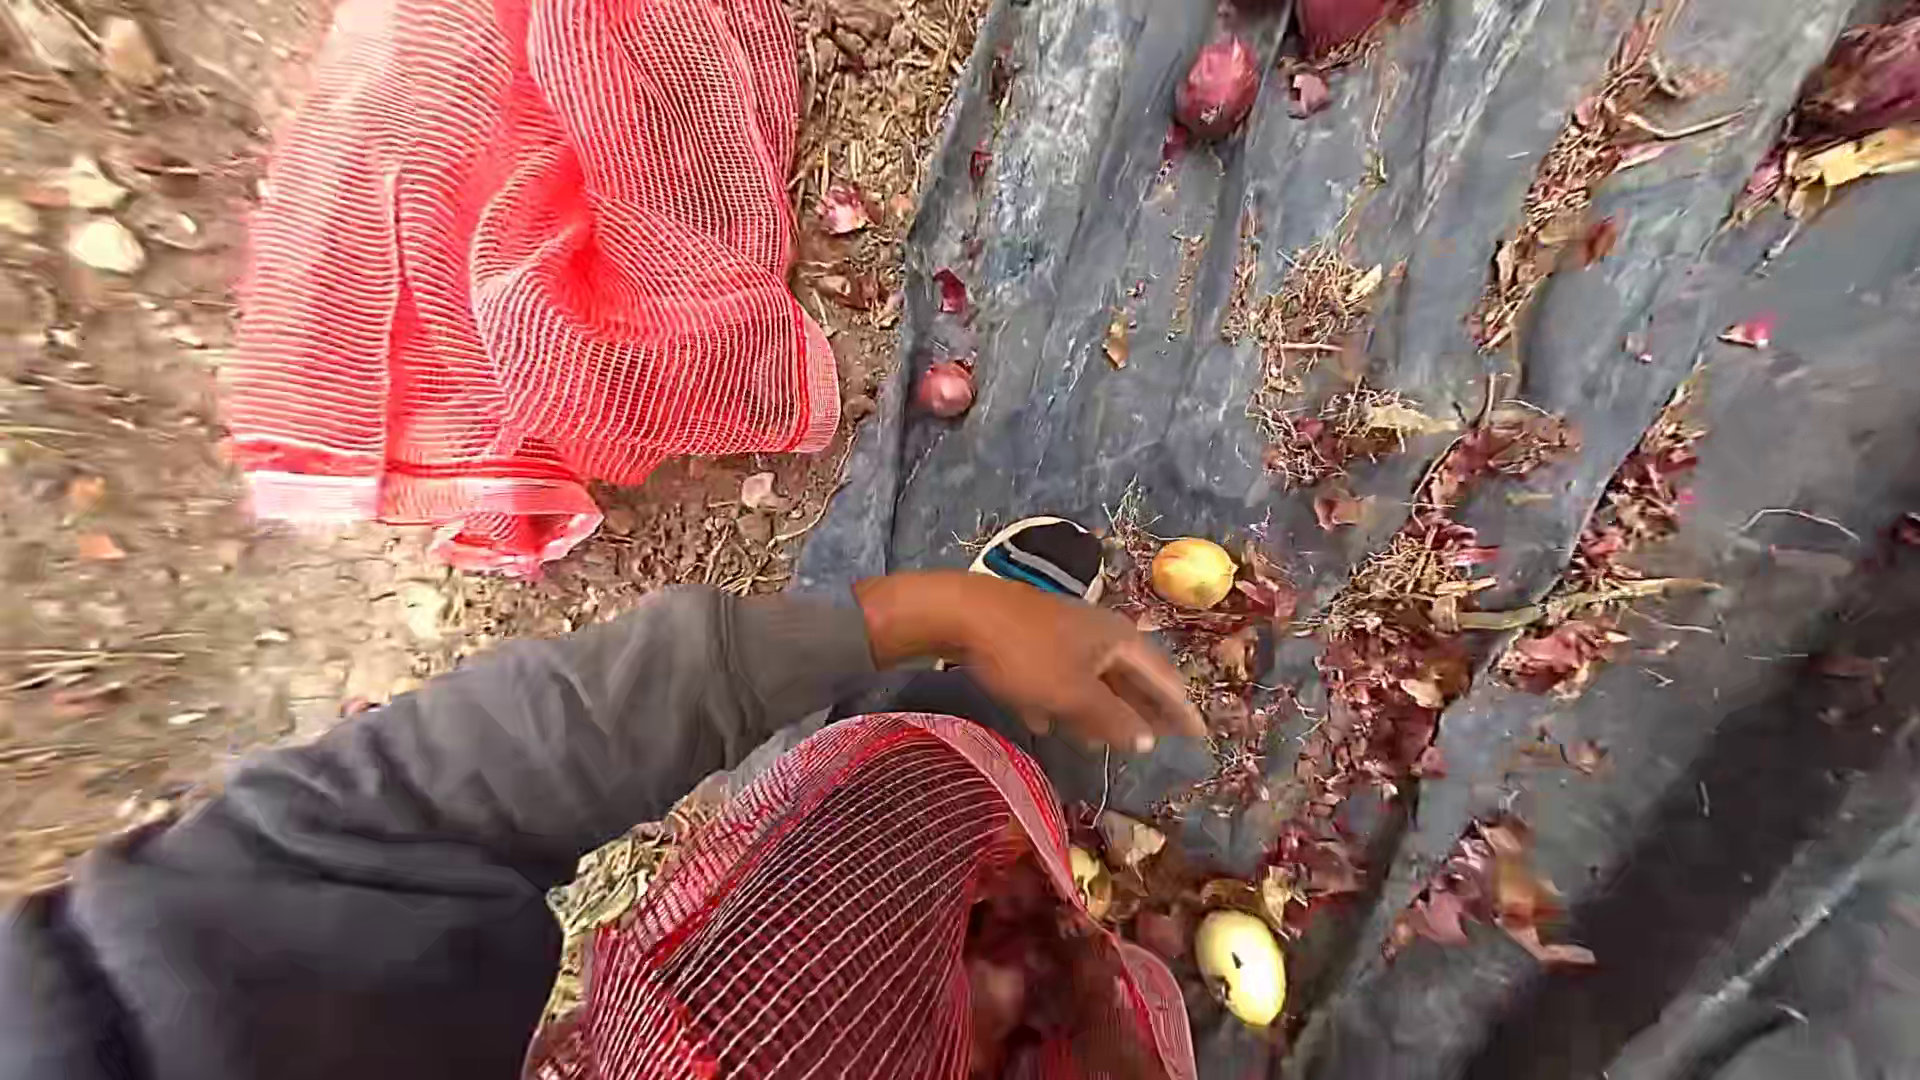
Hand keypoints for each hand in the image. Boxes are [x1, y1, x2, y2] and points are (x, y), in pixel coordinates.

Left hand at [854, 571, 1202, 751]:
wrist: (965, 613)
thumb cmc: (1027, 655)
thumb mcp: (1073, 694)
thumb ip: (1113, 719)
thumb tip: (1148, 740)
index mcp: (1118, 640)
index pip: (1162, 677)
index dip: (1181, 709)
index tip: (1199, 734)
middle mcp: (1097, 631)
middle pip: (1128, 676)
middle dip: (1140, 710)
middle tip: (1158, 740)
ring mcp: (1063, 632)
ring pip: (1089, 677)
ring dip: (1098, 709)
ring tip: (1104, 741)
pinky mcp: (1032, 639)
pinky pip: (1056, 676)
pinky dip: (1058, 700)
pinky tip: (1045, 722)